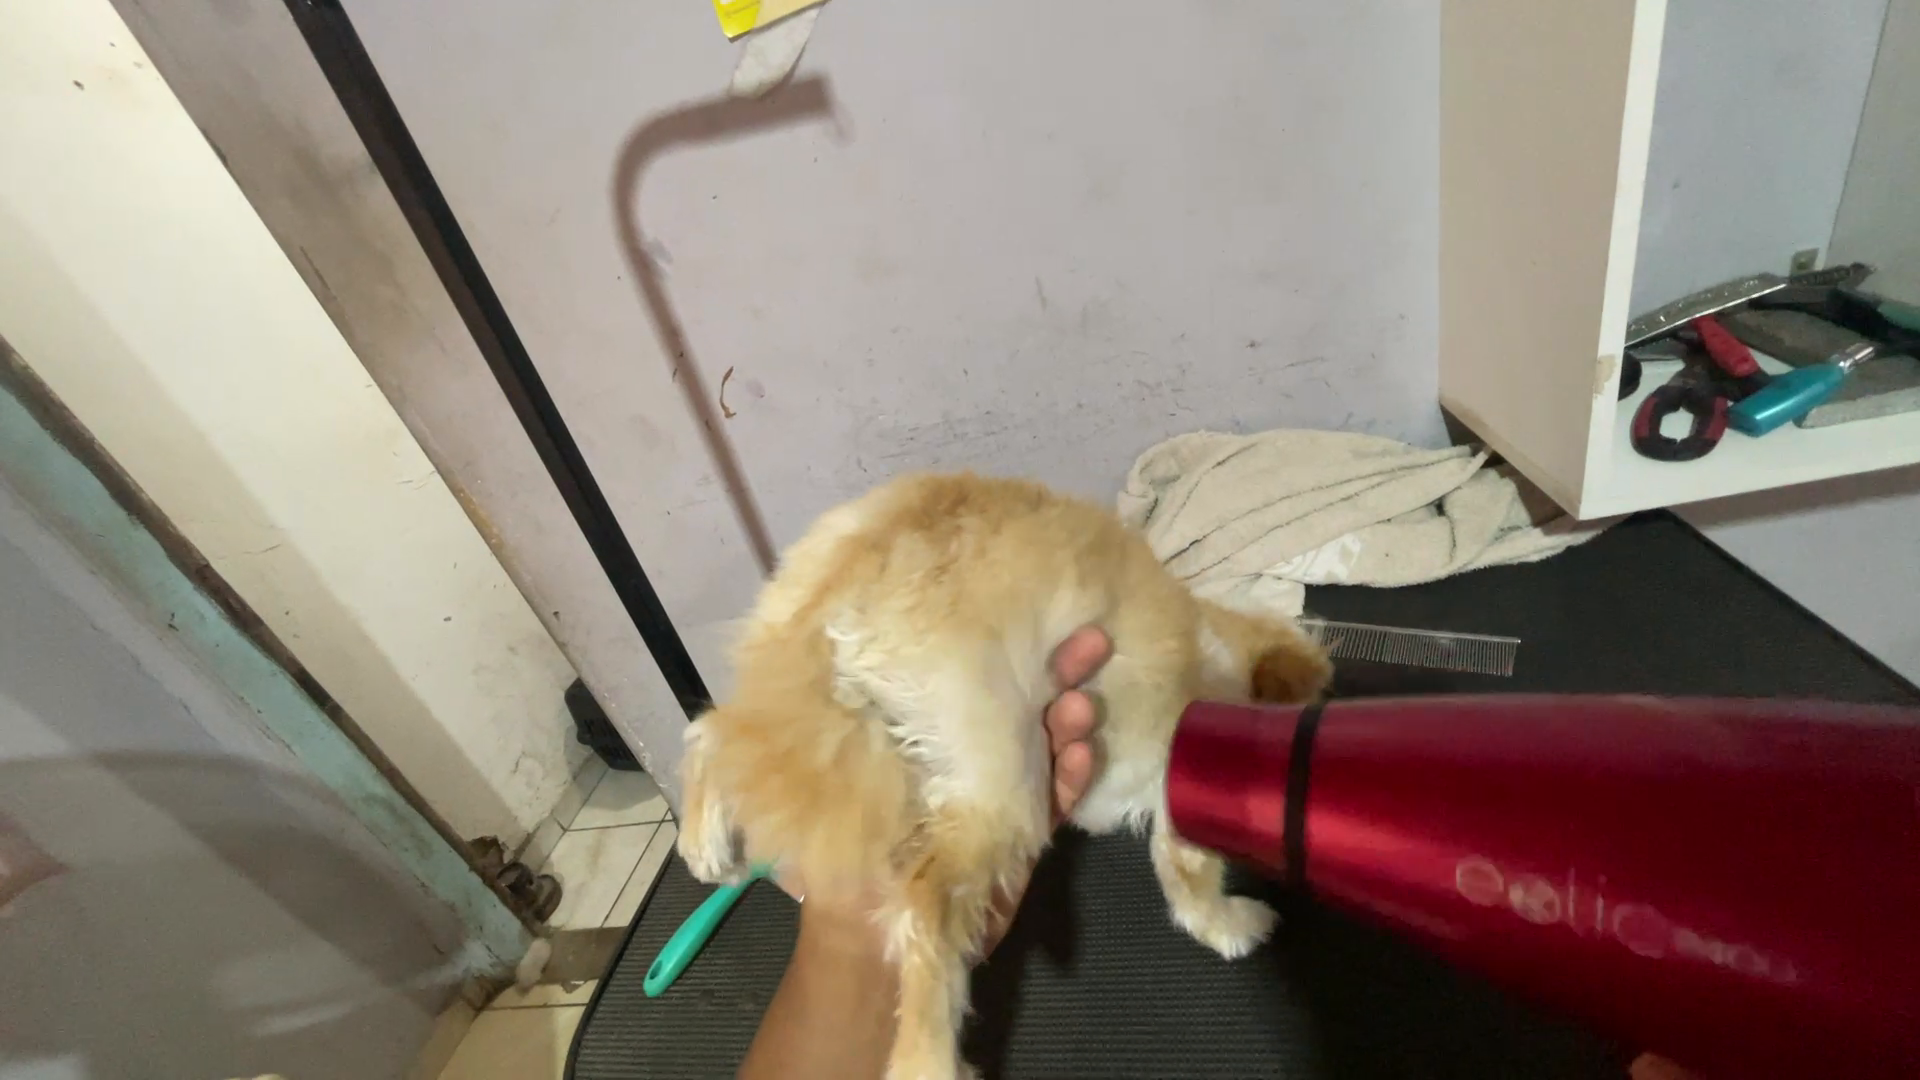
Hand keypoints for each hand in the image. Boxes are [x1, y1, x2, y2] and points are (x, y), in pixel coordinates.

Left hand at [738, 627, 1111, 1078]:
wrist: (871, 943)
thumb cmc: (839, 855)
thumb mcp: (829, 783)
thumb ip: (847, 730)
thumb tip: (852, 659)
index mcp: (921, 732)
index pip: (962, 677)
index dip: (994, 643)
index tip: (1020, 611)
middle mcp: (962, 749)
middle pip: (1016, 699)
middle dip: (1053, 668)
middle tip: (1087, 636)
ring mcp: (996, 787)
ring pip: (1043, 741)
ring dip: (1067, 719)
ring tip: (1081, 699)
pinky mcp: (1021, 829)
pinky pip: (1052, 797)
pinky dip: (1071, 775)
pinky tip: (1084, 753)